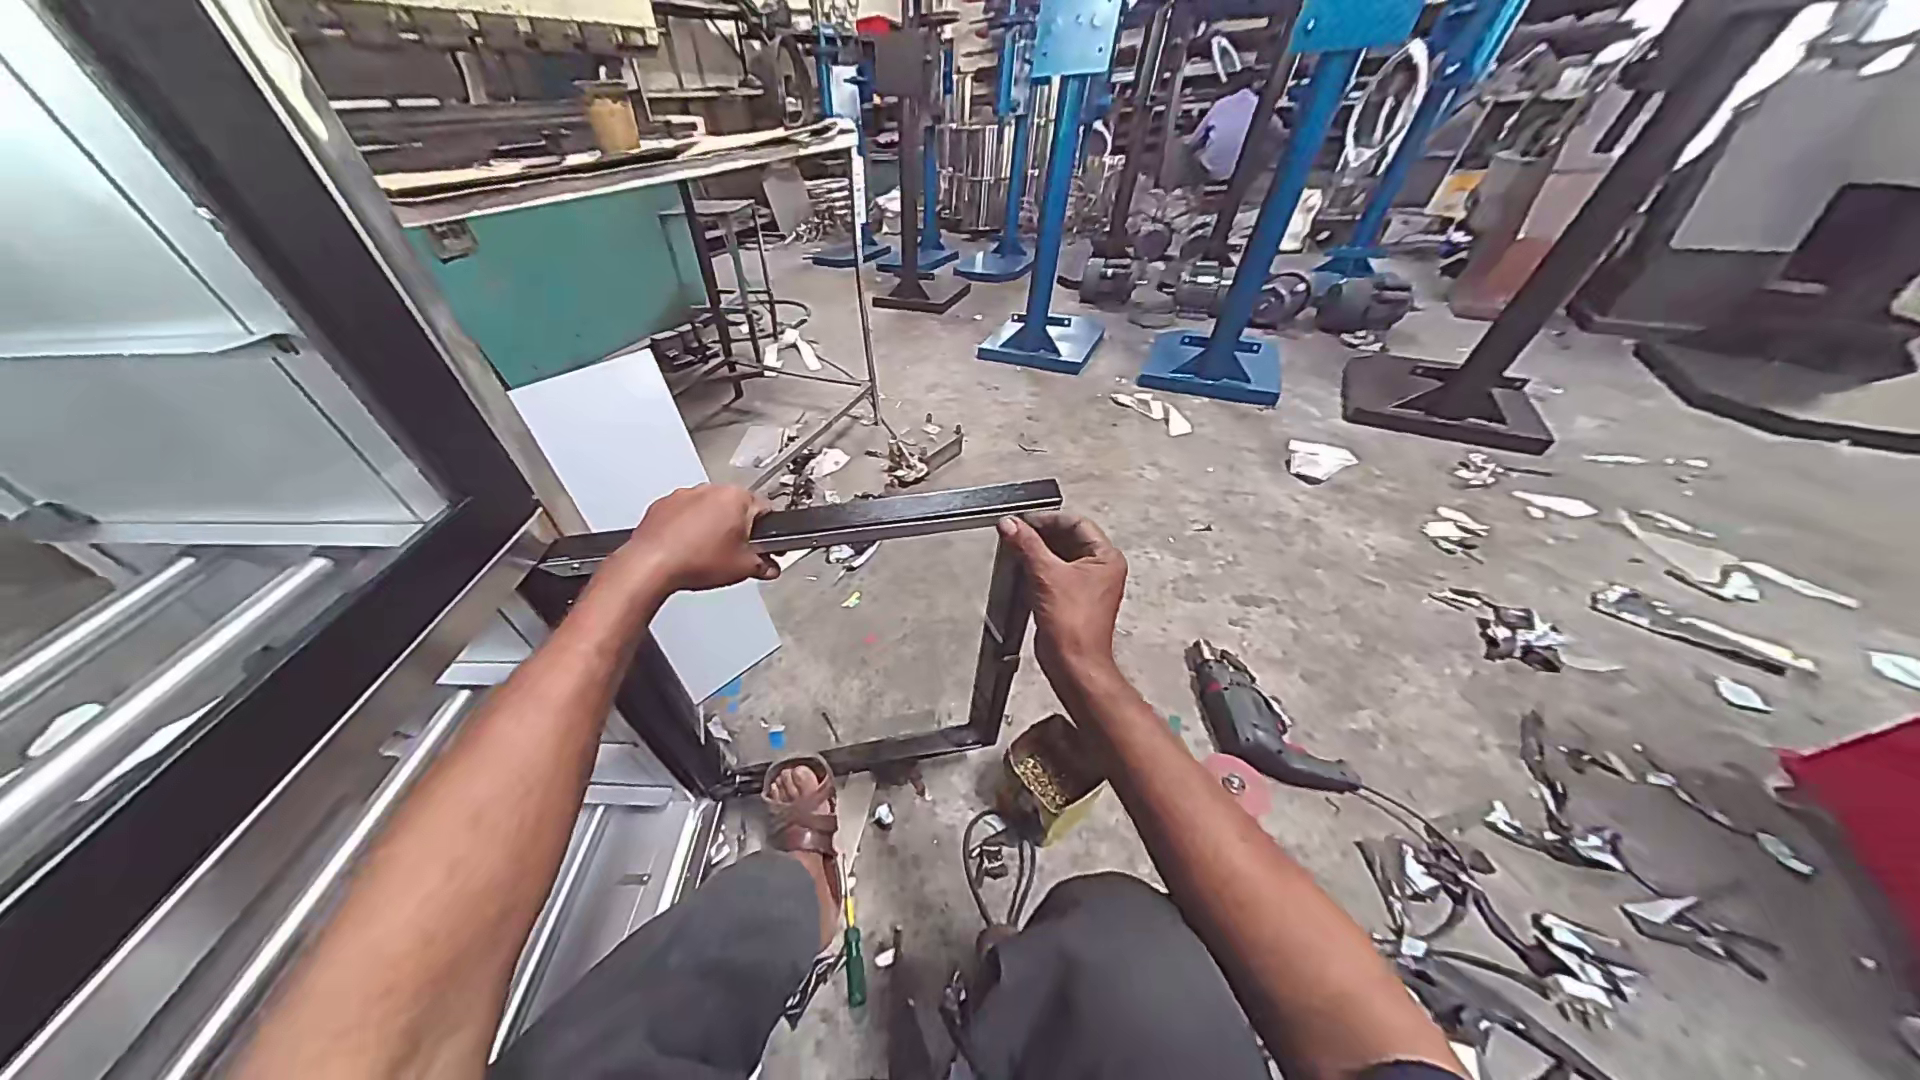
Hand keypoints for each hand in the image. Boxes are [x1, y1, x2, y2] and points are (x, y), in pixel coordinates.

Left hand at [608, 485, 777, 594]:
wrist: (650, 566)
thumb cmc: (693, 560)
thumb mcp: (743, 568)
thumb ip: (763, 565)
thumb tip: (767, 567)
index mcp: (736, 498)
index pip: (765, 510)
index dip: (769, 532)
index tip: (765, 546)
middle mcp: (710, 490)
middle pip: (736, 508)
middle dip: (738, 528)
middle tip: (736, 553)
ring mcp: (685, 496)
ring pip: (709, 509)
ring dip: (713, 526)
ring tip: (709, 553)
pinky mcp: (663, 505)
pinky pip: (684, 514)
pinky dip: (688, 528)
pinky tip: (689, 549)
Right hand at [996, 512, 1126, 683]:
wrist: (1073, 663)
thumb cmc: (1075, 627)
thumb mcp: (1046, 574)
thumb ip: (1026, 544)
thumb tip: (1011, 524)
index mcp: (1106, 558)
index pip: (1076, 522)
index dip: (1048, 519)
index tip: (1024, 521)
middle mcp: (1101, 570)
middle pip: (1068, 538)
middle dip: (1040, 535)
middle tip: (1016, 532)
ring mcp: (1087, 585)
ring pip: (1060, 556)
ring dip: (1038, 551)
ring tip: (1016, 548)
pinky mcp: (1072, 599)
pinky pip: (1054, 574)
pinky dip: (1038, 568)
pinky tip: (1022, 568)